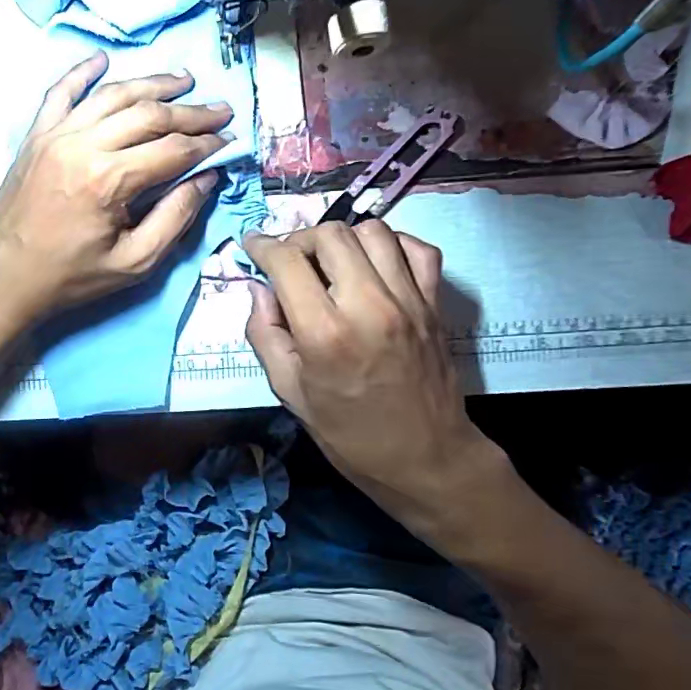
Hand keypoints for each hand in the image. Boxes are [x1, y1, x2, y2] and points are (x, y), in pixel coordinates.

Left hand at [0, 53, 232, 370]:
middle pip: (148, 115)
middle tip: (220, 109)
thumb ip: (176, 217)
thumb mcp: (136, 262)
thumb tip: (206, 179)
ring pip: (112, 95)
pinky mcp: (36, 135)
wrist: (2, 278)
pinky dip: (83, 72)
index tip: (230, 139)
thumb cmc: (72, 276)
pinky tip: (103, 60)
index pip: (172, 149)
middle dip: (190, 112)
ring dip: (152, 84)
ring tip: (183, 80)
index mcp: (109, 180)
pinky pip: (60, 92)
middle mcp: (82, 145)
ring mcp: (55, 135)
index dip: (207, 143)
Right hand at [244, 221, 513, 547]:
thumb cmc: (352, 436)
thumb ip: (266, 336)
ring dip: (345, 238)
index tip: (255, 245)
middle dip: (302, 239)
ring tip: (334, 262)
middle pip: (331, 234)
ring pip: (374, 231)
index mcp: (325, 334)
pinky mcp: (434, 303)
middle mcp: (368, 305)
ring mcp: (408, 300)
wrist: (426, 458)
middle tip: (294, 261)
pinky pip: (418, 248)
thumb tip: (259, 289)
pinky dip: (394, 245)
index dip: (263, 245)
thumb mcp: (292, 395)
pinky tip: (378, 264)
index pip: (288, 261)